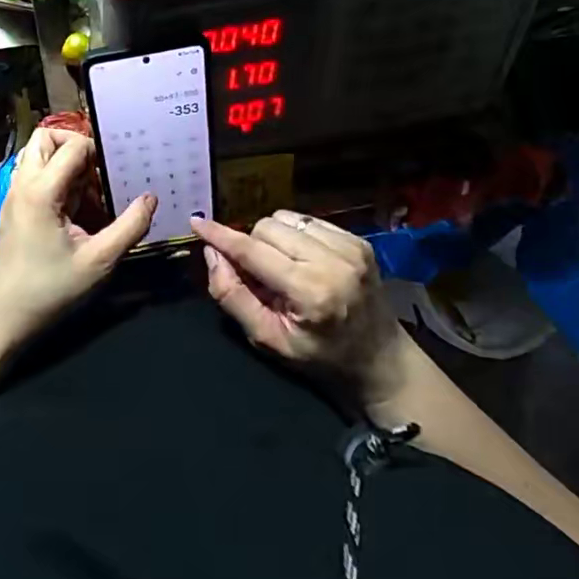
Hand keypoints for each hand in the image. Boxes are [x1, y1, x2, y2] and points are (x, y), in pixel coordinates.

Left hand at [0, 128, 155, 354]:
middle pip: (46, 138)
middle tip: (100, 174)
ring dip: (65, 164)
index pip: (72, 146)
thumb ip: (130, 226)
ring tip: (91, 194)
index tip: (119, 171)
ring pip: (38, 157)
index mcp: (40, 191)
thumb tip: (150, 198)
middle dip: (76, 147)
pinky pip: (35, 177)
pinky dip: (56, 181)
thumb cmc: (49, 290)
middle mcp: (22, 184)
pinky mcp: (13, 209)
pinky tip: (77, 211)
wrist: (2, 316)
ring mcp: (14, 196)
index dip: (99, 152)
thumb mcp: (99, 261)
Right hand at [191, 210, 401, 396]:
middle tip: (257, 275)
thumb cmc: (319, 356)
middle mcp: (334, 261)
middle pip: (266, 228)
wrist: (381, 360)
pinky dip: (294, 236)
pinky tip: (302, 260)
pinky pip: (307, 220)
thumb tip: (212, 254)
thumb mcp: (267, 338)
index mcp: (310, 291)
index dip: (220, 235)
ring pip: (285, 219)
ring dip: (272, 238)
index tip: (197, 222)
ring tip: (281, 267)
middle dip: (251, 246)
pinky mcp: (358, 240)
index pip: (253, 251)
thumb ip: (232, 295)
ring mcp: (351, 247)